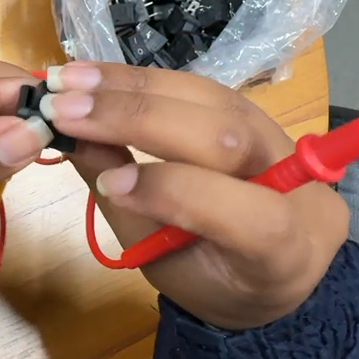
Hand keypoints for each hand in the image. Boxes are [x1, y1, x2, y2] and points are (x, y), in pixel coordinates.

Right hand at [39, 62, 349, 330]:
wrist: (275, 266)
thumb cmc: (212, 281)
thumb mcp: (163, 263)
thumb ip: (126, 207)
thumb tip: (73, 142)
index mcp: (286, 247)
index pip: (239, 210)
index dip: (170, 191)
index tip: (106, 185)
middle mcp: (296, 182)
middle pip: (223, 135)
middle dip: (137, 118)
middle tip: (62, 110)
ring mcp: (281, 137)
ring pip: (209, 98)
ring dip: (131, 85)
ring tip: (68, 81)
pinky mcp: (253, 109)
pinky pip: (198, 87)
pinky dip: (141, 80)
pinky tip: (96, 78)